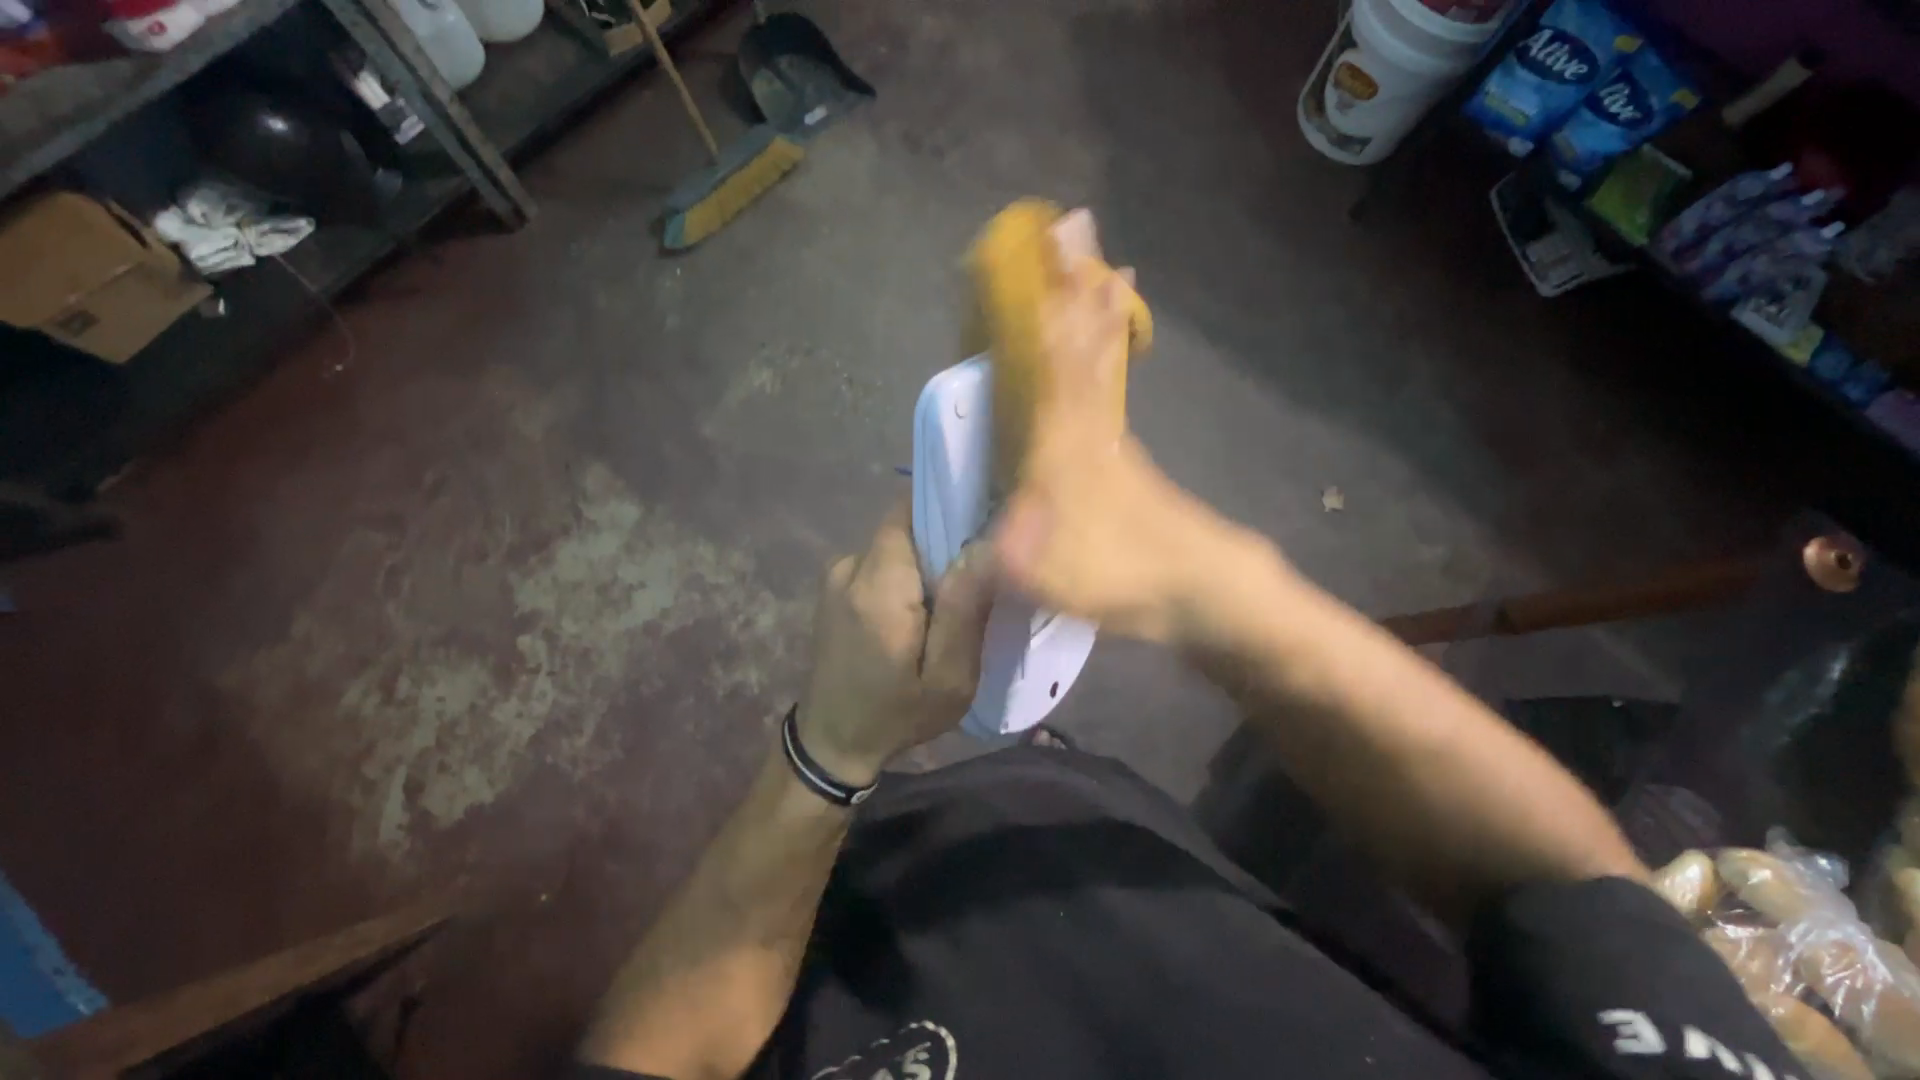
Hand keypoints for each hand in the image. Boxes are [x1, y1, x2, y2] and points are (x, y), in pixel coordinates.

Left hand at [796, 500, 997, 786]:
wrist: (832, 742)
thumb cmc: (896, 714)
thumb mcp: (948, 678)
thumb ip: (966, 609)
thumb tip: (985, 544)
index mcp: (879, 585)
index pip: (912, 509)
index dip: (950, 511)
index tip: (984, 533)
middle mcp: (851, 567)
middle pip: (907, 527)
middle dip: (943, 546)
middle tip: (975, 584)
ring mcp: (837, 575)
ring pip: (896, 547)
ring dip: (924, 567)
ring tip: (948, 607)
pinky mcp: (835, 588)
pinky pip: (880, 564)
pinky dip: (904, 580)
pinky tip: (919, 616)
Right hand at [991, 216, 1272, 644]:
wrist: (1198, 590)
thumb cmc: (1114, 570)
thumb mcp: (1033, 572)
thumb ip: (987, 559)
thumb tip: (954, 562)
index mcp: (1060, 439)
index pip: (1051, 352)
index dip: (1049, 297)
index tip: (1054, 237)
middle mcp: (1088, 427)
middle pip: (1083, 340)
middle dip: (1077, 283)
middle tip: (1081, 225)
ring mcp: (1115, 445)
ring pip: (1104, 364)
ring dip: (1101, 315)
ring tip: (1111, 271)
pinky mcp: (1132, 469)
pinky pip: (1110, 397)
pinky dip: (1109, 362)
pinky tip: (1109, 363)